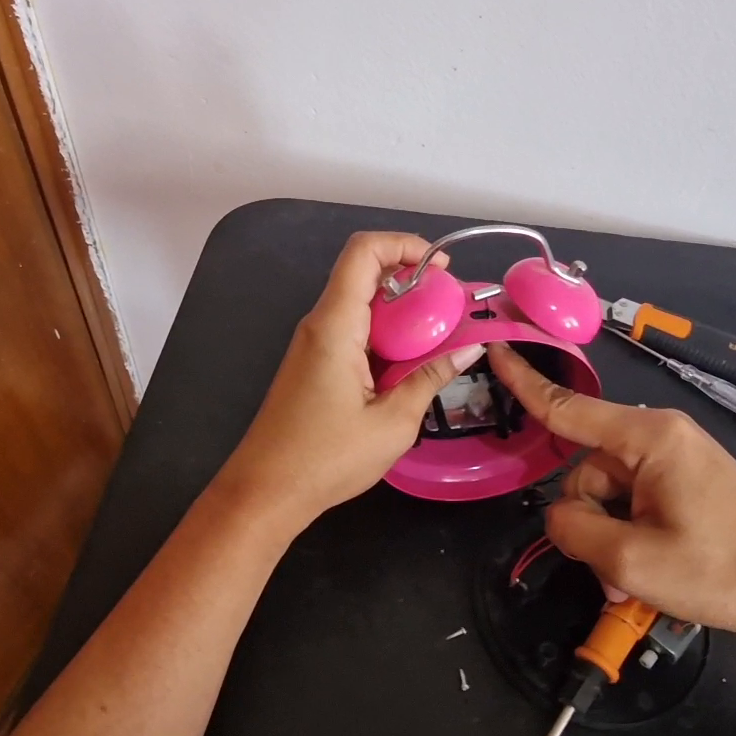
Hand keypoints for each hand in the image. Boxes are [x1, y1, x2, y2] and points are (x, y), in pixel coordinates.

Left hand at [212, 232, 484, 531]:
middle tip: (451, 309)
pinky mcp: (313, 363)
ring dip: (400, 312)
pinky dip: (384, 334)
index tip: (441, 270)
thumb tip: (469, 348)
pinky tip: (409, 363)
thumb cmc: (327, 458)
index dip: (405, 245)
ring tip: (439, 338)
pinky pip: (353, 330)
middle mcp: (320, 324)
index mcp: (335, 325)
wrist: (266, 490)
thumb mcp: (393, 422)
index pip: (364, 252)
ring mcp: (313, 343)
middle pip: (364, 274)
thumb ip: (431, 377)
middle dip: (412, 280)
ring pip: (361, 304)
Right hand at [487, 343, 735, 661]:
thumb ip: (574, 529)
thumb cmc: (722, 574)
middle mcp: (662, 435)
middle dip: (589, 518)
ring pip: (609, 490)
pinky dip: (631, 533)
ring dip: (610, 535)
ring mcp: (678, 457)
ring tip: (636, 582)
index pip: (569, 407)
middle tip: (615, 573)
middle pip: (588, 467)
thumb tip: (560, 516)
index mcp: (650, 437)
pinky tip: (650, 571)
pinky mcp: (688, 480)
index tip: (495, 350)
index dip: (525, 383)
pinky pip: (636, 498)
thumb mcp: (631, 561)